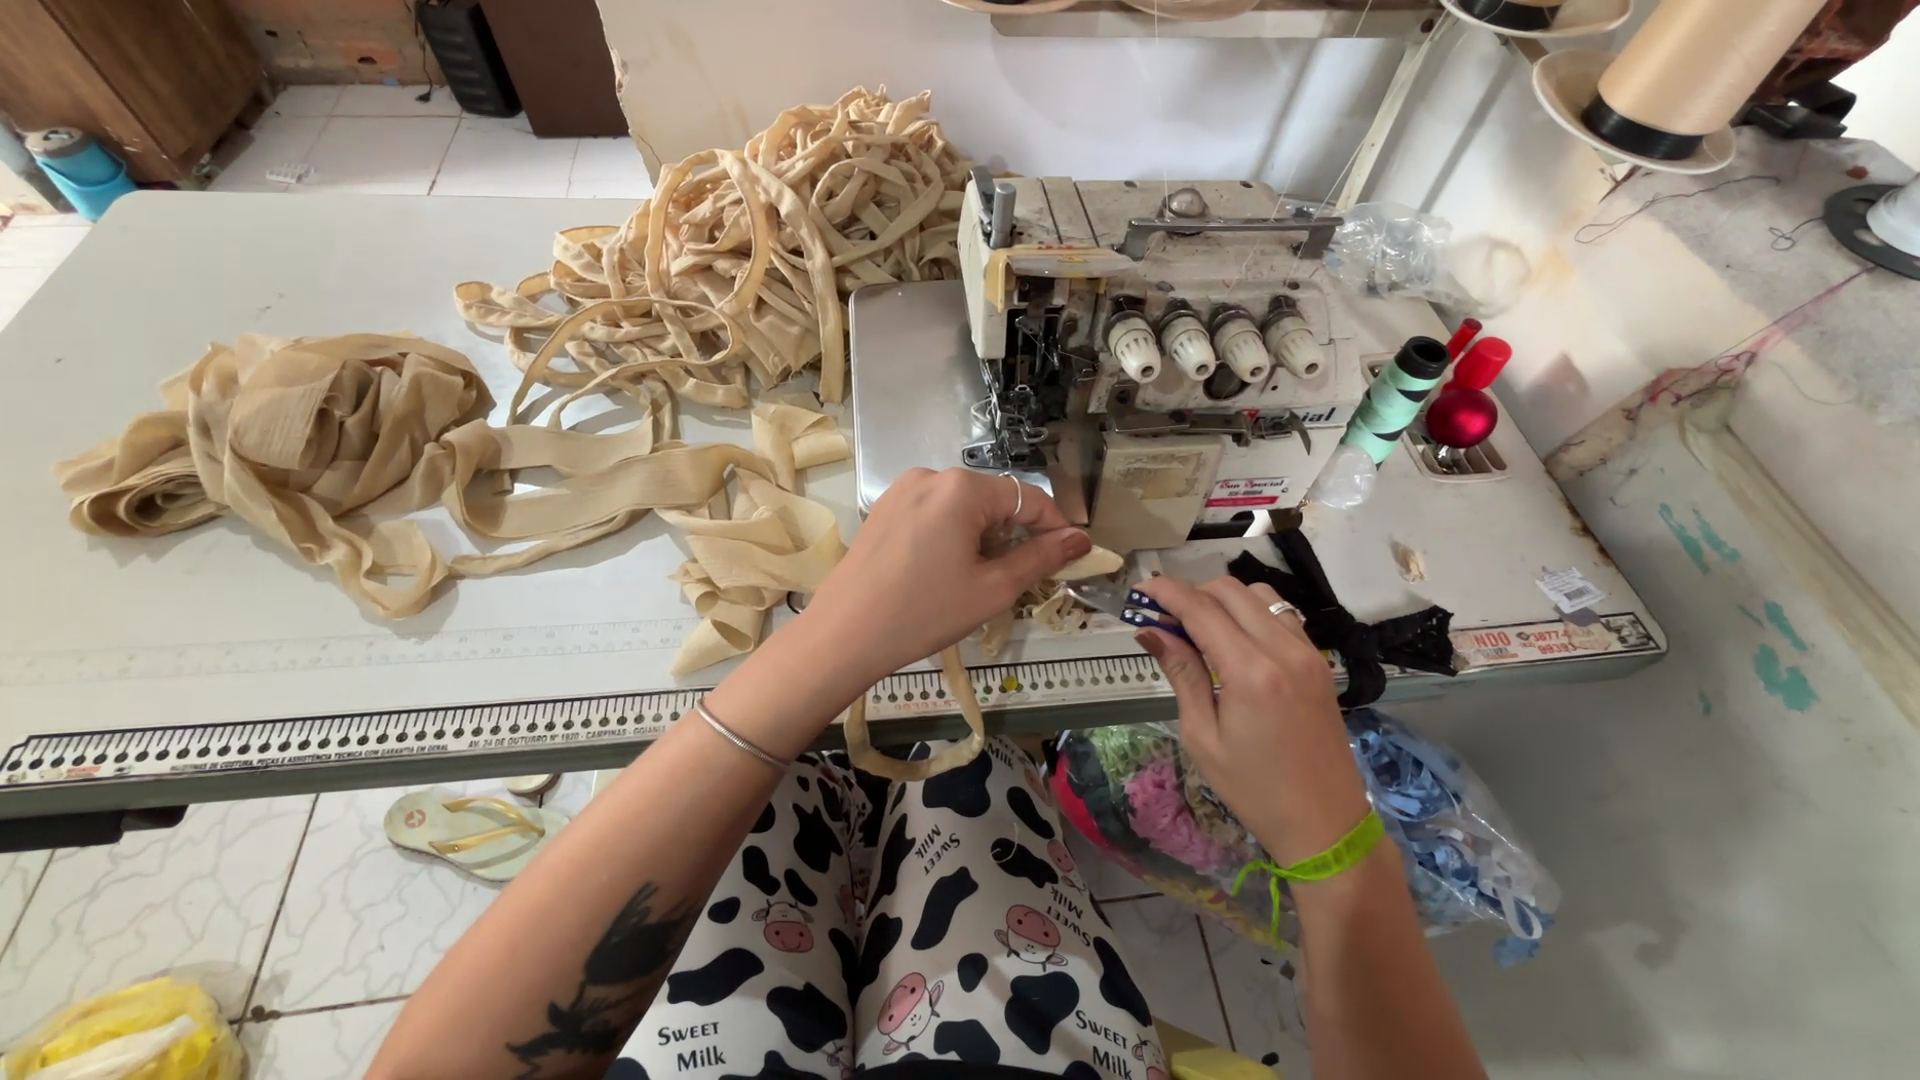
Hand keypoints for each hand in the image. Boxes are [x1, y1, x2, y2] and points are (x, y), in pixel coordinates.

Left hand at [801, 468, 1091, 686]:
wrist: (844, 634)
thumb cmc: (924, 612)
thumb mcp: (992, 588)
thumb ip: (1041, 558)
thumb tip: (1080, 539)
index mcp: (961, 488)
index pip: (1028, 498)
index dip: (1055, 527)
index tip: (1072, 557)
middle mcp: (930, 475)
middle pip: (993, 501)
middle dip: (1014, 536)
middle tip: (1018, 581)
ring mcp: (901, 490)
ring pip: (962, 509)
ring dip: (983, 538)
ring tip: (977, 582)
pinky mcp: (883, 510)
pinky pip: (933, 515)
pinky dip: (952, 537)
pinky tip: (943, 574)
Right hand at [1132, 574, 1371, 864]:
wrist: (1325, 823)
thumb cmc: (1253, 790)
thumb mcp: (1203, 736)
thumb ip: (1182, 674)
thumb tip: (1150, 632)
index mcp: (1250, 672)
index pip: (1200, 609)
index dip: (1164, 592)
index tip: (1137, 591)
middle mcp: (1283, 649)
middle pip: (1229, 590)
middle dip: (1190, 593)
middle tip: (1161, 617)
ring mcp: (1307, 652)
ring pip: (1258, 595)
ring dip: (1222, 599)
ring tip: (1196, 628)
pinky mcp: (1318, 661)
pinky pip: (1281, 615)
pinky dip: (1250, 612)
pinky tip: (1232, 639)